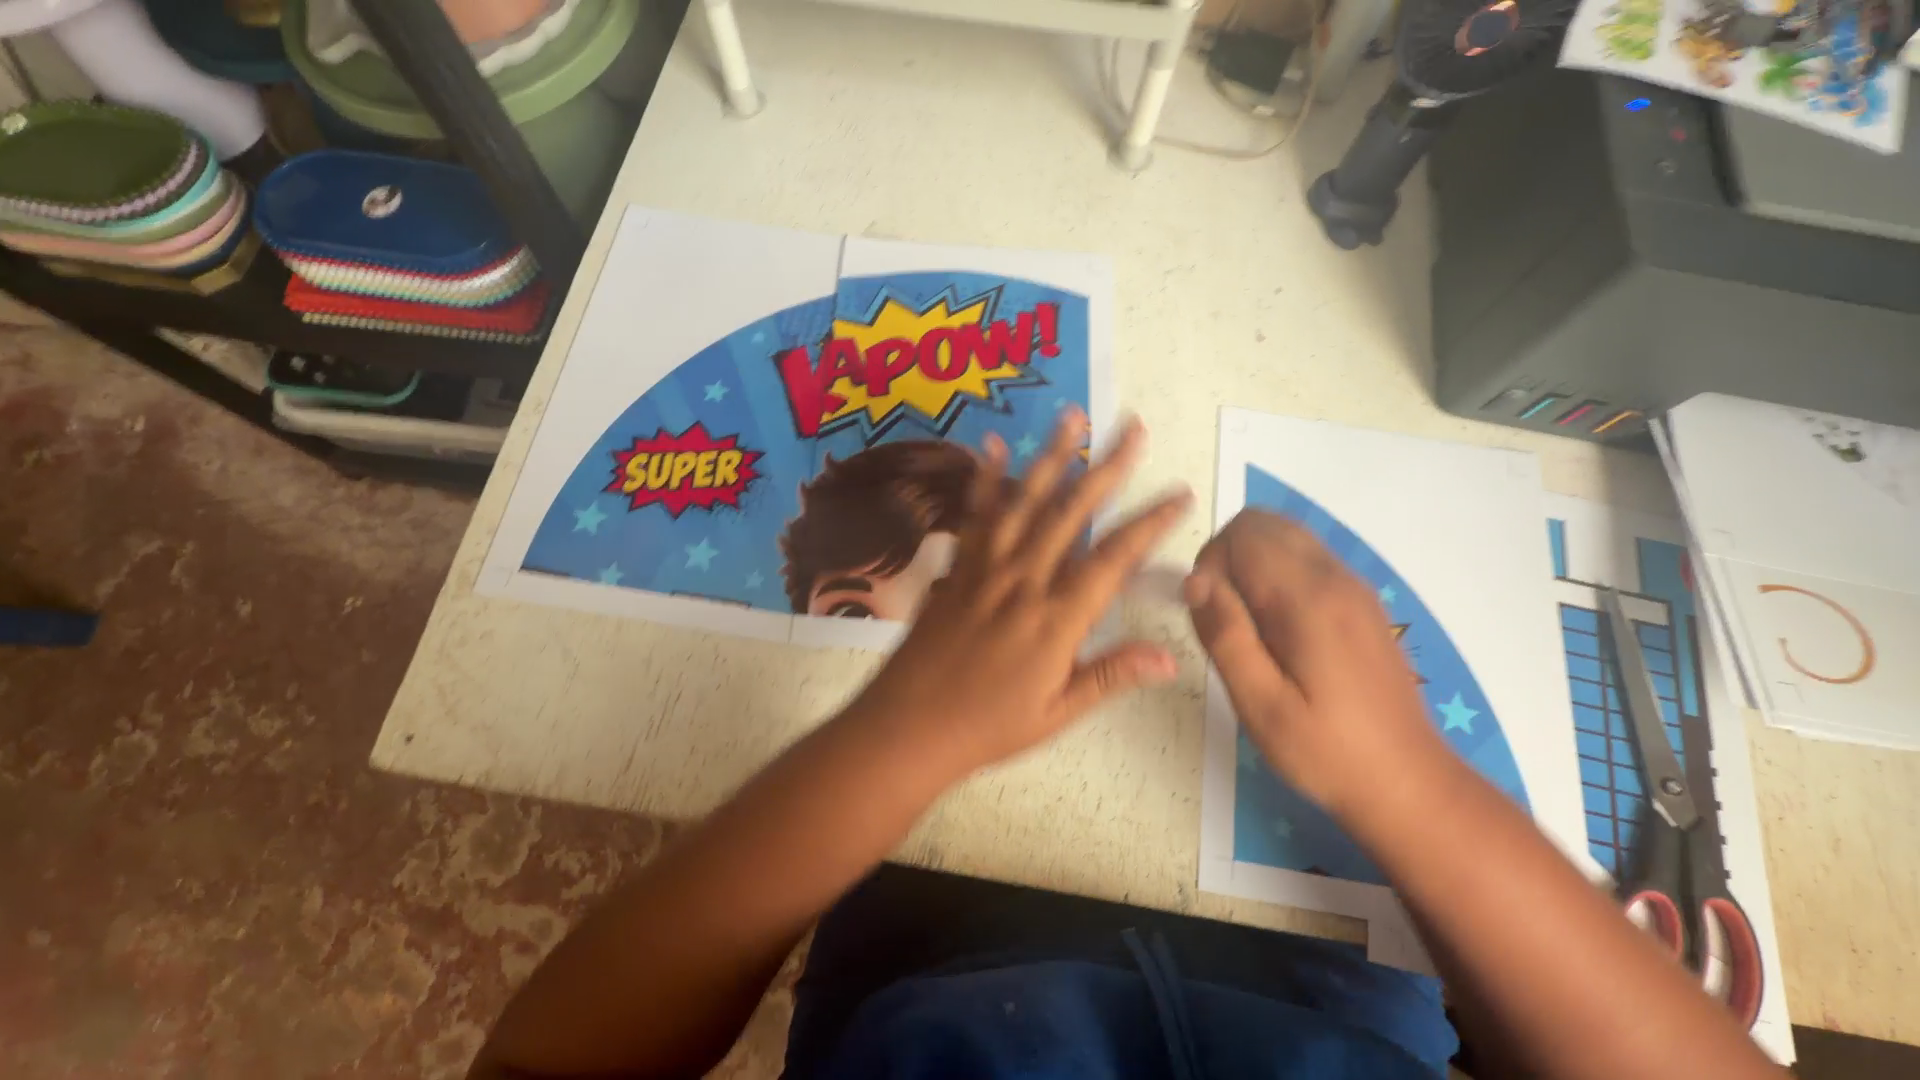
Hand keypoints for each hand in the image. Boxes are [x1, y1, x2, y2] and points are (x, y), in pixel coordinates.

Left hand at [850, 409, 1191, 774]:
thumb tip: (1173, 658)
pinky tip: (992, 444)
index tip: (1179, 494)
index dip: (1150, 523)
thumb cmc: (989, 726)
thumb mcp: (1059, 712)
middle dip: (1107, 467)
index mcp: (1057, 619)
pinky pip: (974, 516)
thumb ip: (1112, 675)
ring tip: (1071, 415)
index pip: (1114, 559)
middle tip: (1132, 426)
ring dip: (1051, 456)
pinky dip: (985, 479)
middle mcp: (1024, 581)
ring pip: (1024, 502)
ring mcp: (985, 569)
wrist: (908, 727)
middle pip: (1071, 513)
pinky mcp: (956, 568)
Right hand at [1185, 509, 1442, 812]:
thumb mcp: (1260, 704)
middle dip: (1227, 557)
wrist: (1407, 782)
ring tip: (1247, 627)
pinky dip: (1278, 576)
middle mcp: (1336, 579)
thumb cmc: (1325, 751)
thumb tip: (1195, 580)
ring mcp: (1355, 588)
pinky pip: (1309, 561)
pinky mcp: (1363, 604)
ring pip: (1288, 538)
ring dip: (1253, 565)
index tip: (1207, 616)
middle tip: (1221, 618)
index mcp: (1308, 600)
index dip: (1210, 564)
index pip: (1243, 534)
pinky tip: (1278, 633)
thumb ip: (1225, 635)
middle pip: (1265, 524)